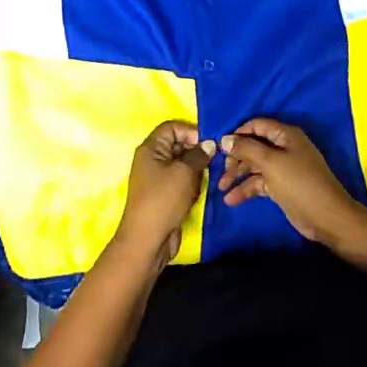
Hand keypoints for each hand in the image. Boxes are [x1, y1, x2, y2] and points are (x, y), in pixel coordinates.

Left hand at [115, 121, 213, 266]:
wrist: (149, 239)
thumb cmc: (164, 199)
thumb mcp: (184, 172)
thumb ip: (198, 154)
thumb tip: (210, 143)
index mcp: (151, 148)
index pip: (171, 127)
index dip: (190, 131)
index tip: (210, 142)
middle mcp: (153, 159)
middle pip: (178, 145)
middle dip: (197, 151)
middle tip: (217, 160)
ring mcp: (159, 178)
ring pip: (183, 164)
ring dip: (197, 170)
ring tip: (210, 177)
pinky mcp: (167, 194)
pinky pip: (183, 181)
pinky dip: (193, 184)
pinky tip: (200, 192)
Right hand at [219, 118, 366, 245]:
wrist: (328, 218)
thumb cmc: (300, 183)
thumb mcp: (271, 163)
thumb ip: (246, 149)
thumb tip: (224, 139)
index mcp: (285, 135)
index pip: (256, 125)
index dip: (238, 133)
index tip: (220, 146)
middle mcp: (283, 148)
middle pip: (253, 147)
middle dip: (235, 158)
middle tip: (220, 171)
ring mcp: (282, 168)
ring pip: (254, 166)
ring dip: (237, 176)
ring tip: (221, 188)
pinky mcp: (281, 187)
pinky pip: (259, 183)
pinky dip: (246, 190)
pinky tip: (232, 200)